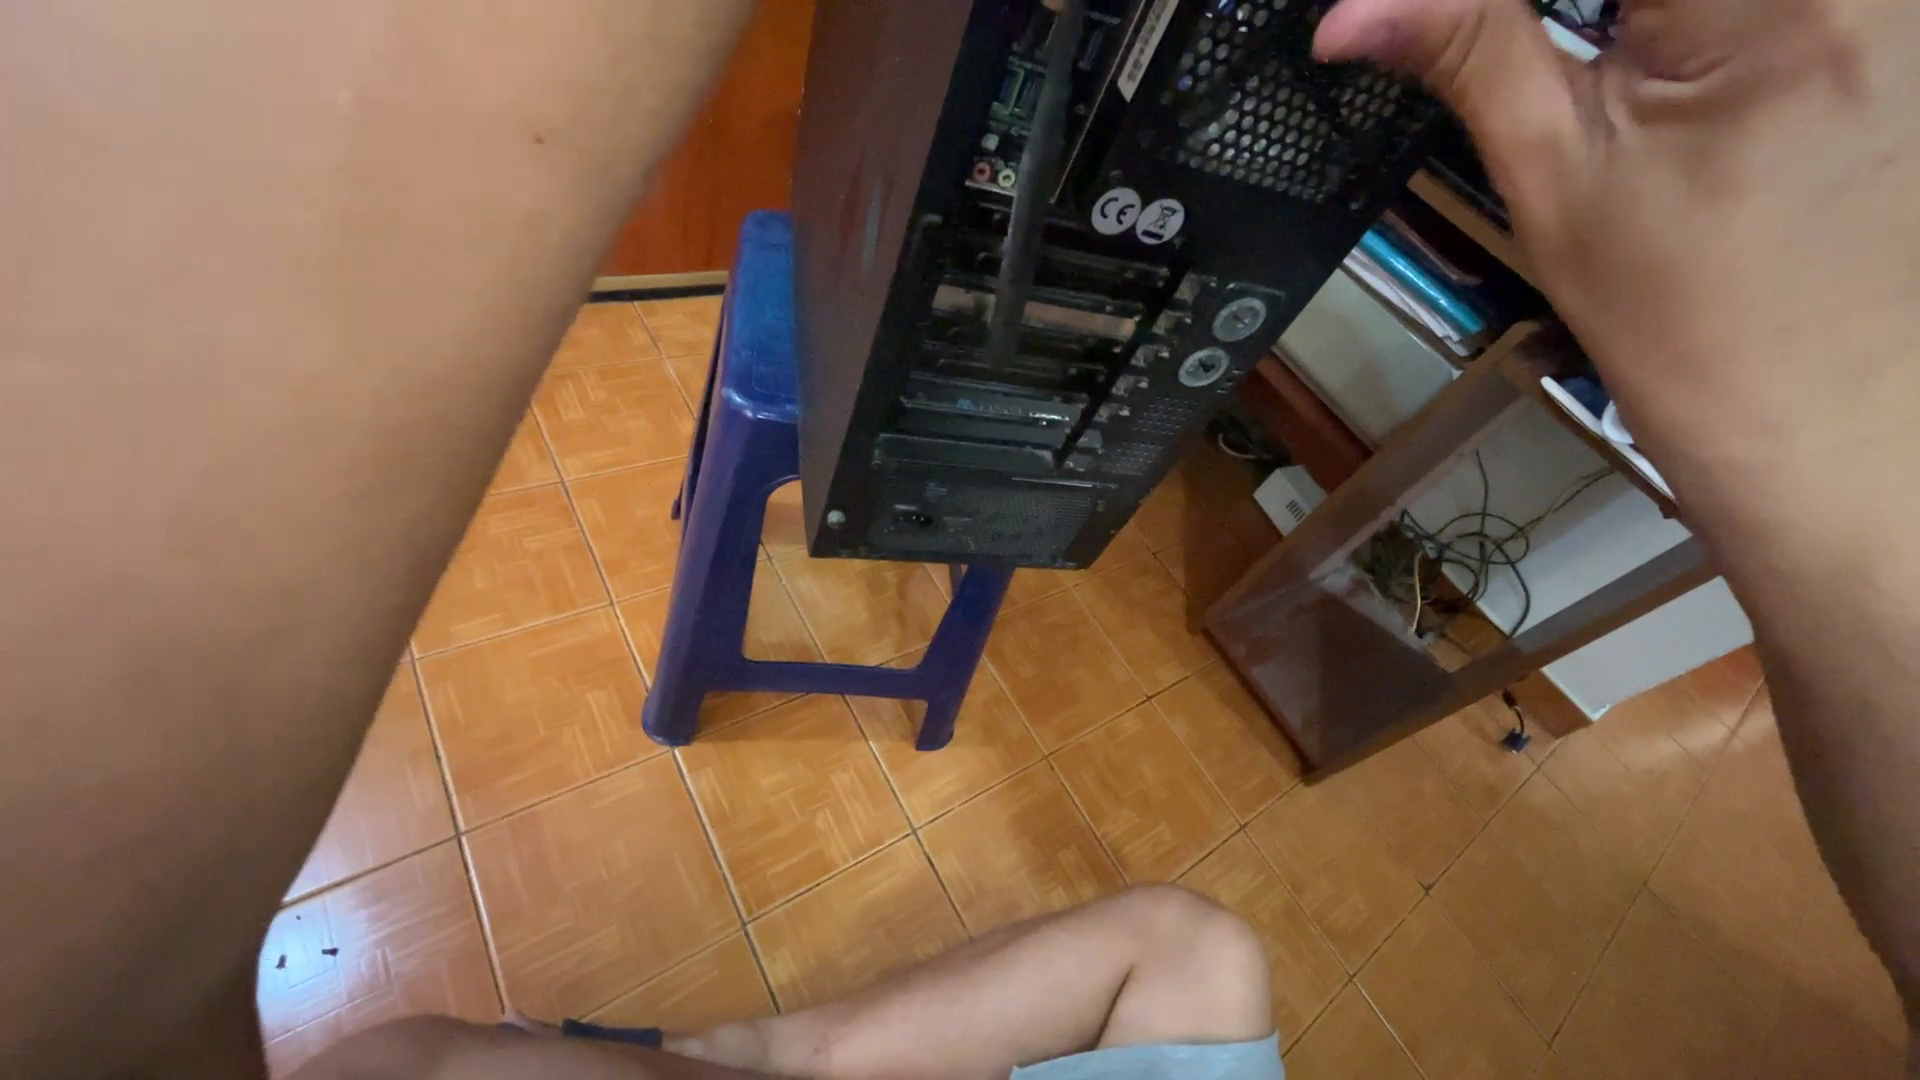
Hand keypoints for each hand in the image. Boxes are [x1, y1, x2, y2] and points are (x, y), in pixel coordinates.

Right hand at [1315, 0, 1919, 530]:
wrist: (1812, 389)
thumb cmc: (1671, 307)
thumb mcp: (1551, 172)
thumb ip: (1468, 53)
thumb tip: (1348, 15)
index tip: (1415, 19)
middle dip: (1525, 7)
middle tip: (1455, 39)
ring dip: (1575, 16)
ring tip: (1513, 53)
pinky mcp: (1882, 13)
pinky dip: (1639, 19)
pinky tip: (1615, 53)